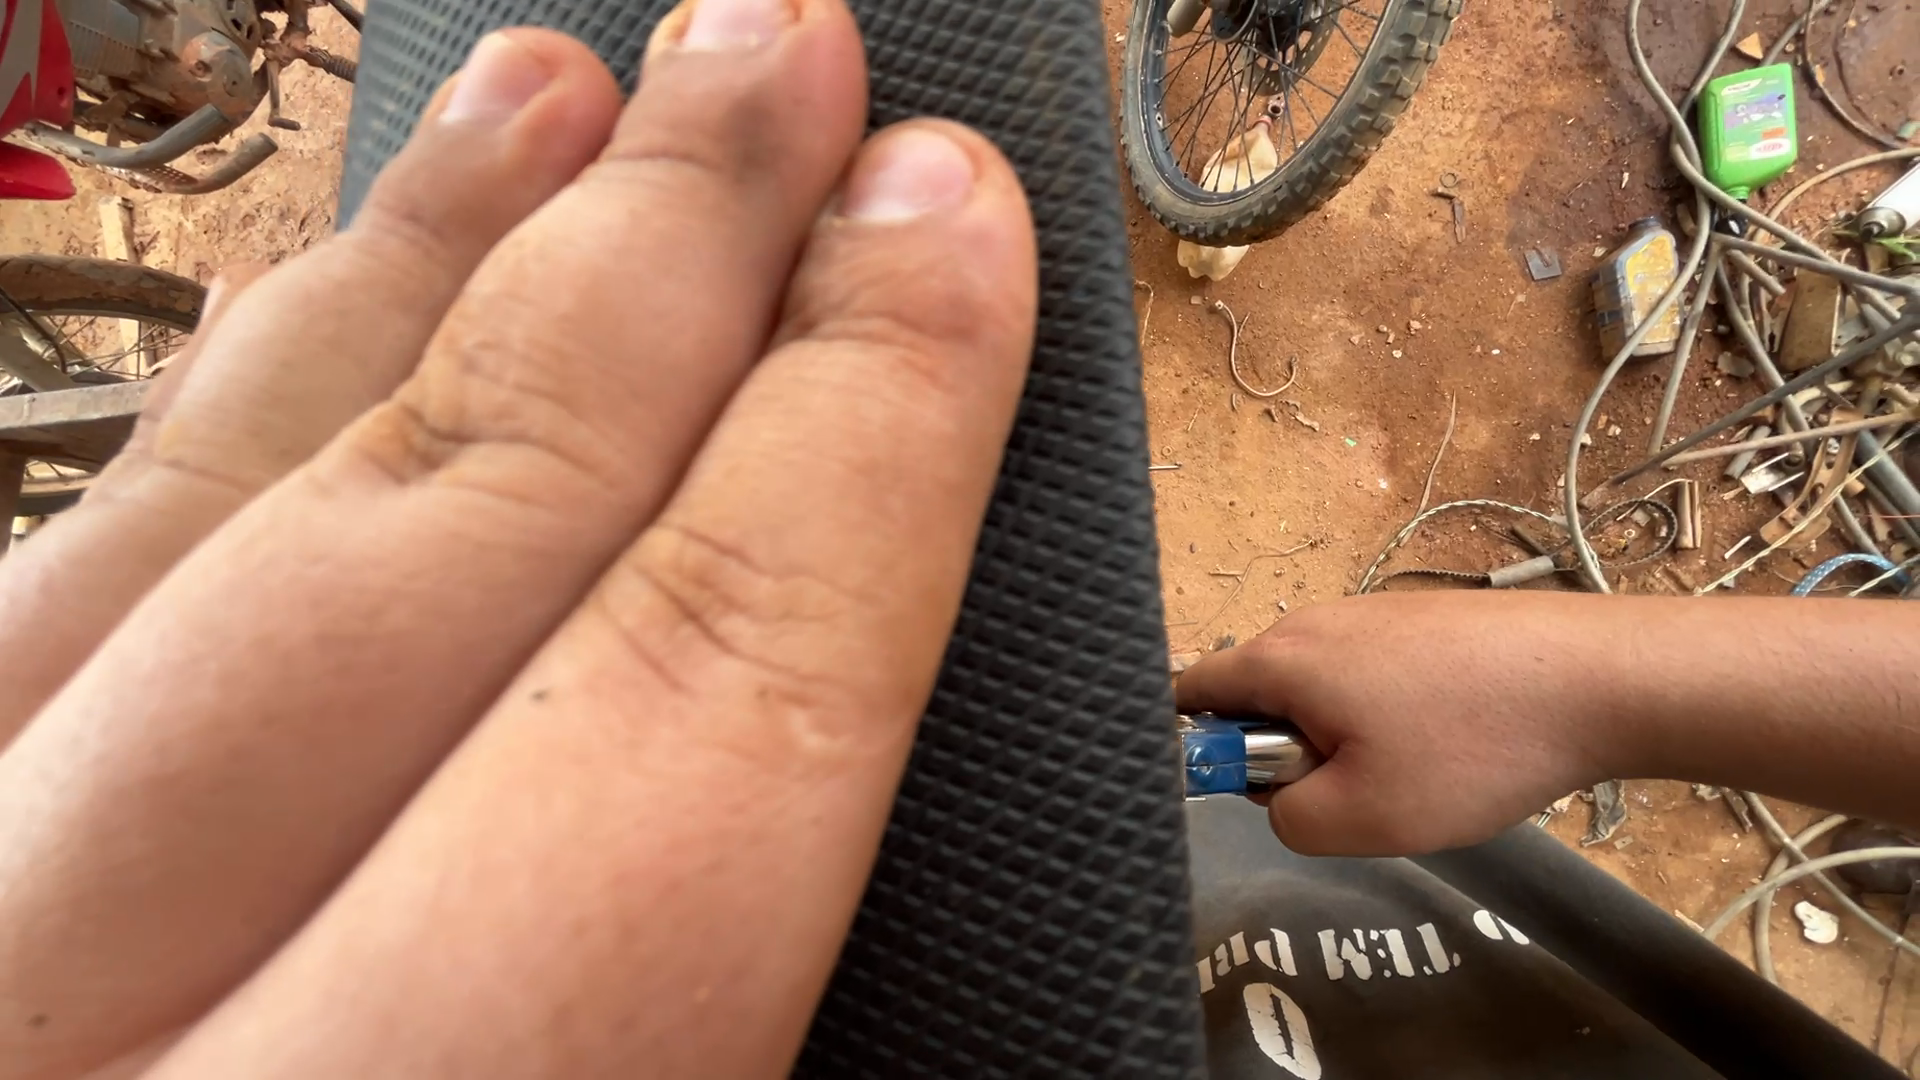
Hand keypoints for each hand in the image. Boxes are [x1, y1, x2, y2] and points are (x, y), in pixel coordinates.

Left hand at [0, 4, 1034, 1077]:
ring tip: (597, 93)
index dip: (878, 426)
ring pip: (249, 505)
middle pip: (478, 543)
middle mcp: (87, 1056)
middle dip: (690, 262)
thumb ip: (852, 966)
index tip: (958, 222)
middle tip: (797, 59)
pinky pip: (88, 560)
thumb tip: (954, 741)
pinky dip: (284, 386)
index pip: (717, 698)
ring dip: (472, 262)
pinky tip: (403, 258)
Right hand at [1177, 592, 1623, 855]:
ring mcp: (1360, 612)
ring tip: (1405, 763)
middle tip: (1345, 788)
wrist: (1599, 675)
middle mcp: (1307, 623)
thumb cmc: (1469, 745)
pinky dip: (1372, 706)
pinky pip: (1357, 667)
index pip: (1191, 688)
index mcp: (1279, 660)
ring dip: (1329, 729)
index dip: (1195, 740)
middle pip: (1253, 689)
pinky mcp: (1407, 615)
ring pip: (1309, 682)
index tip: (1246, 781)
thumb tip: (1278, 798)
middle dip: (1277, 745)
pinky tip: (1442, 731)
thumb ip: (1288, 819)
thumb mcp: (1367, 816)